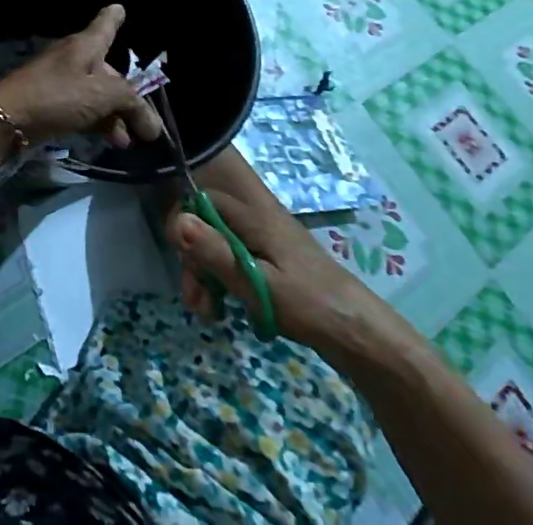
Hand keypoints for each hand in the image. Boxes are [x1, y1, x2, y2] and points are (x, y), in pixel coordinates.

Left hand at [0, 5, 162, 147]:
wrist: (5, 119)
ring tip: (129, 141)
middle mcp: (74, 59)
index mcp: (86, 45)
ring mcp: (61, 83)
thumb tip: (154, 126)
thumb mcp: (102, 95)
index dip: (115, 17)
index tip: (121, 9)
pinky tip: (112, 141)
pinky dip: (99, 123)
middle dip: (129, 96)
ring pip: (98, 95)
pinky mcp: (51, 105)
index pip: (105, 24)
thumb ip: (132, 105)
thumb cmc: (57, 95)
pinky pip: (83, 111)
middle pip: (109, 71)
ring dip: (117, 116)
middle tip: (147, 124)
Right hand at [166, 150, 383, 349]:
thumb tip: (177, 220)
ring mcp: (266, 241)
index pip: (203, 201)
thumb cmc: (305, 304)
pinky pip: (235, 260)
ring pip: (219, 246)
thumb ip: (214, 252)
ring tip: (206, 312)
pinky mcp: (271, 260)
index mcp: (254, 217)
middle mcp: (258, 220)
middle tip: (195, 301)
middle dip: (194, 261)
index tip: (185, 264)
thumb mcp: (254, 281)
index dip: (186, 227)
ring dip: (206, 276)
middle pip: (208, 226)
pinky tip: (220, 308)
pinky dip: (223, 281)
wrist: (356, 330)